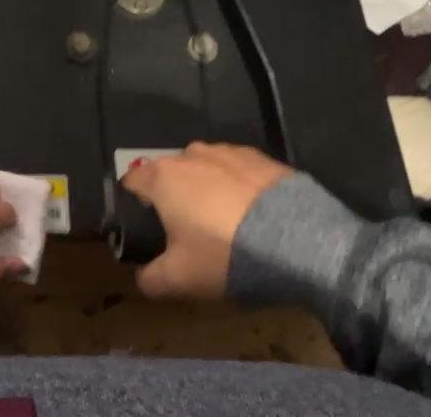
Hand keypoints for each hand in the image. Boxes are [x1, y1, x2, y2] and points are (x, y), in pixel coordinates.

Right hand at [121, 142, 292, 300]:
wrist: (298, 241)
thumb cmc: (225, 254)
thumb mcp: (179, 279)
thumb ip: (150, 278)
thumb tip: (141, 276)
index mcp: (163, 176)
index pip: (132, 181)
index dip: (134, 205)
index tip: (146, 229)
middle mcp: (190, 154)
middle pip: (170, 175)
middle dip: (174, 199)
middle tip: (188, 234)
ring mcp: (227, 152)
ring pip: (205, 171)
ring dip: (207, 191)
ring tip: (226, 225)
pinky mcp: (261, 157)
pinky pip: (237, 173)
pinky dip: (238, 189)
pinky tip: (253, 217)